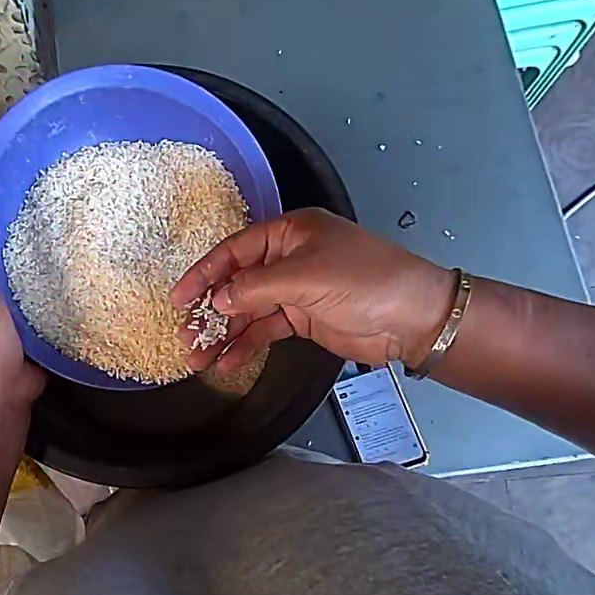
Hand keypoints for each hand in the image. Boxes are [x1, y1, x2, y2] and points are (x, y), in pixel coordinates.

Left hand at [0, 202, 44, 410]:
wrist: (2, 398)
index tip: (3, 183)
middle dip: (13, 229)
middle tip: (42, 197)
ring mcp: (5, 309)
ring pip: (19, 273)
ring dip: (35, 253)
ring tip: (63, 220)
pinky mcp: (29, 323)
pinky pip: (39, 294)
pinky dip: (51, 280)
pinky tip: (72, 263)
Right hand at [171, 208, 457, 372]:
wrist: (416, 318)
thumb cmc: (365, 281)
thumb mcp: (304, 277)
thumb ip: (254, 288)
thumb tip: (216, 301)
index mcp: (290, 233)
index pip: (234, 250)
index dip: (203, 273)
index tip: (179, 297)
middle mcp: (288, 258)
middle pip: (237, 283)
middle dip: (210, 310)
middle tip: (186, 334)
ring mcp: (295, 290)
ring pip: (248, 311)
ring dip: (224, 333)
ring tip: (198, 356)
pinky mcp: (303, 318)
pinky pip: (266, 330)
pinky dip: (247, 344)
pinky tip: (227, 361)